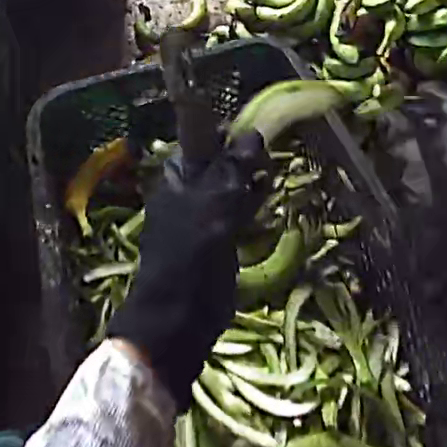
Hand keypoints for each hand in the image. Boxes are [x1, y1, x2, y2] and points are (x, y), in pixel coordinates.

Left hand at [108, 132, 268, 407]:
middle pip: (223, 161)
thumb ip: (234, 165)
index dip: (229, 134)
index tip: (255, 135)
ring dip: (253, 180)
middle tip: (266, 161)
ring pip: (234, 185)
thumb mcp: (214, 199)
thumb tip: (253, 132)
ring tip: (269, 178)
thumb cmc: (191, 249)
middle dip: (246, 158)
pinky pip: (240, 210)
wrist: (180, 314)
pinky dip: (254, 203)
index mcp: (176, 174)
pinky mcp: (220, 236)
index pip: (204, 139)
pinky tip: (268, 200)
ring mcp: (204, 213)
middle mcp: (189, 188)